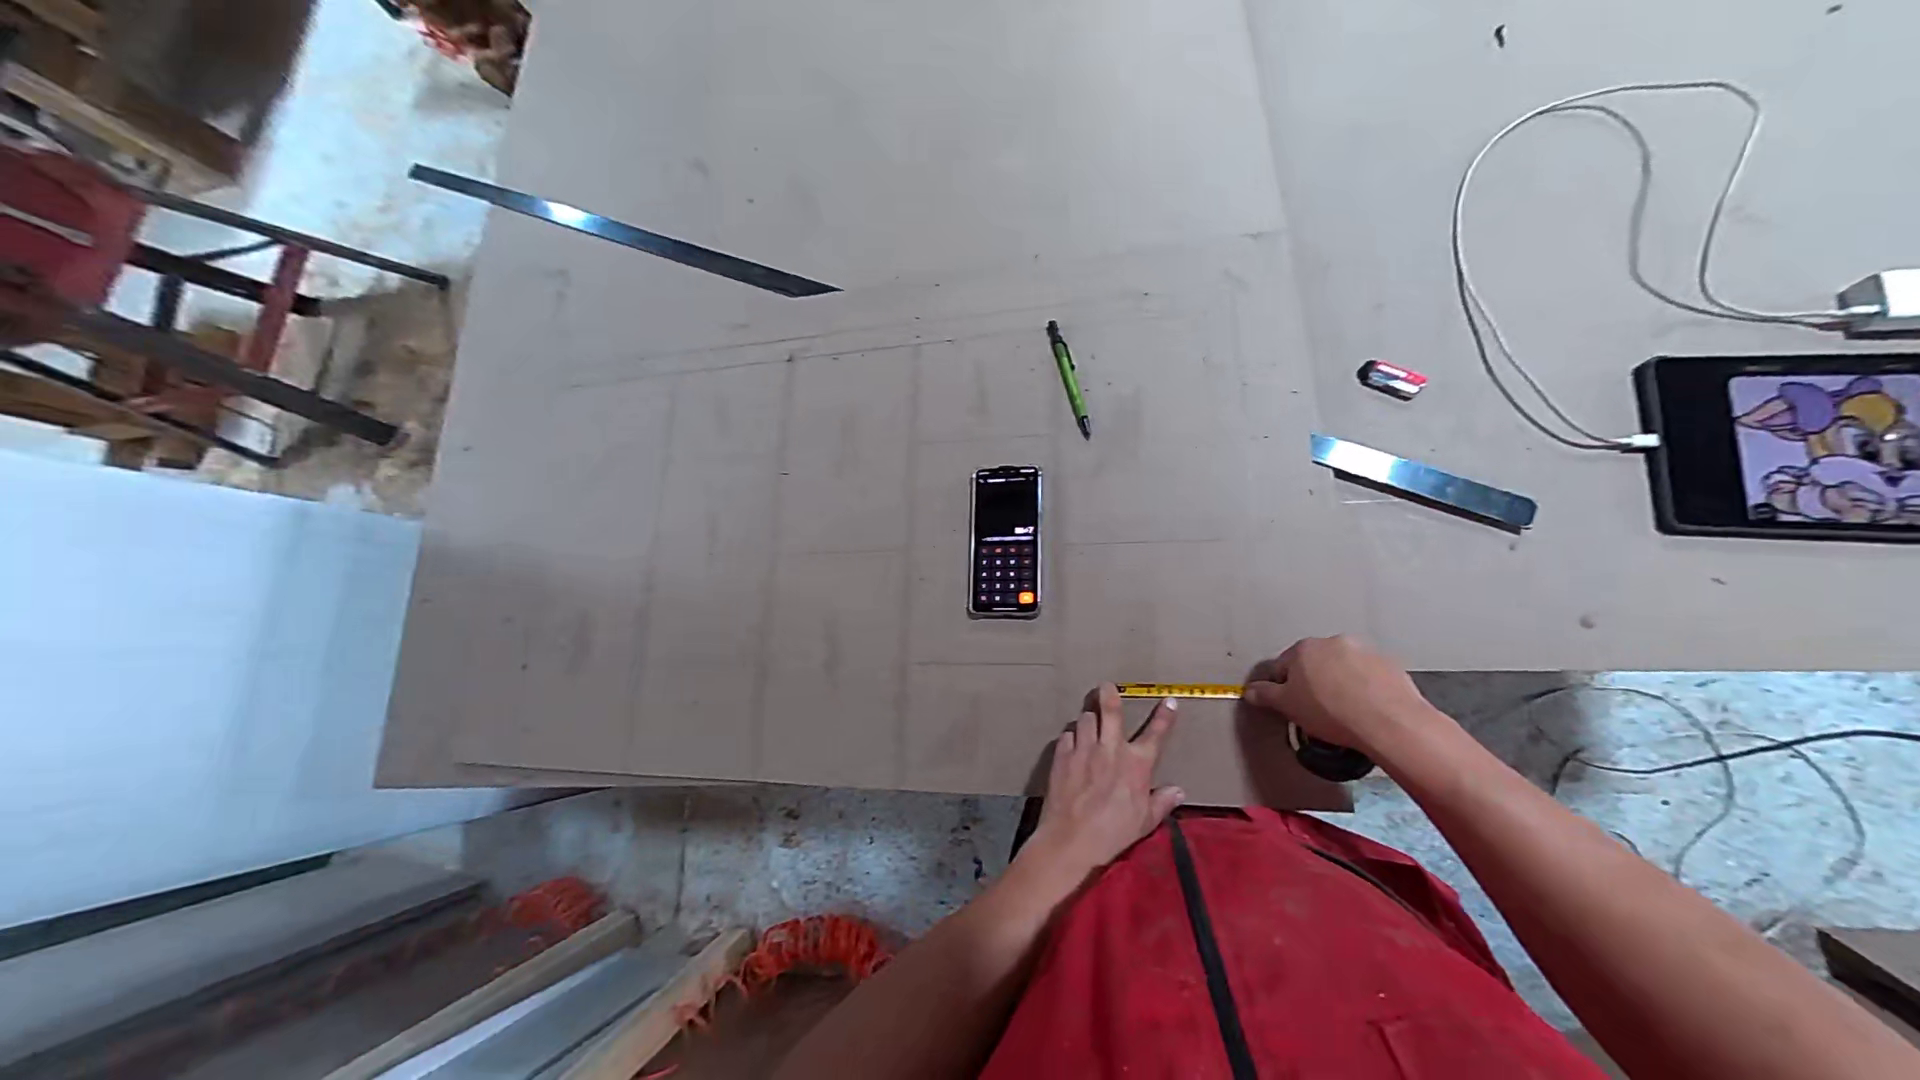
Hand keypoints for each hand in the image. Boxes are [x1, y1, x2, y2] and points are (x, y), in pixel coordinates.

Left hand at [1024, 684, 1183, 877]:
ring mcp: (1084, 749)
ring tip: (1089, 723)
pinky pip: (1067, 735)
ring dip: (1088, 719)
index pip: (1156, 734)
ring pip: (1085, 718)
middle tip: (1106, 686)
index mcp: (1136, 764)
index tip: (1169, 701)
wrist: (1072, 839)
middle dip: (1109, 694)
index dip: (1164, 716)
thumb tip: (1178, 791)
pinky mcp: (1062, 755)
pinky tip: (1072, 745)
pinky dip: (1071, 737)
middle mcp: (1110, 749)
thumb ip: (1162, 802)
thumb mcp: (1145, 822)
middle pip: (1110, 710)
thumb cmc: (1113, 833)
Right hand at [1241, 635, 1441, 758]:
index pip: (1283, 667)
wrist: (1389, 722)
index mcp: (1303, 649)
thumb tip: (1251, 691)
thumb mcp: (1288, 706)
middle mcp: (1332, 642)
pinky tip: (1367, 707)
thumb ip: (1265, 695)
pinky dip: (1365, 686)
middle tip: (1319, 709)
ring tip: (1346, 710)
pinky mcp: (1389, 663)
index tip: (1293, 705)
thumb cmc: (1333, 713)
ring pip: (1343, 667)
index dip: (1284, 689)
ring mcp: (1364, 650)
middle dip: (1314, 682)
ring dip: (1340, 682)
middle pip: (1314, 663)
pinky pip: (1369, 674)